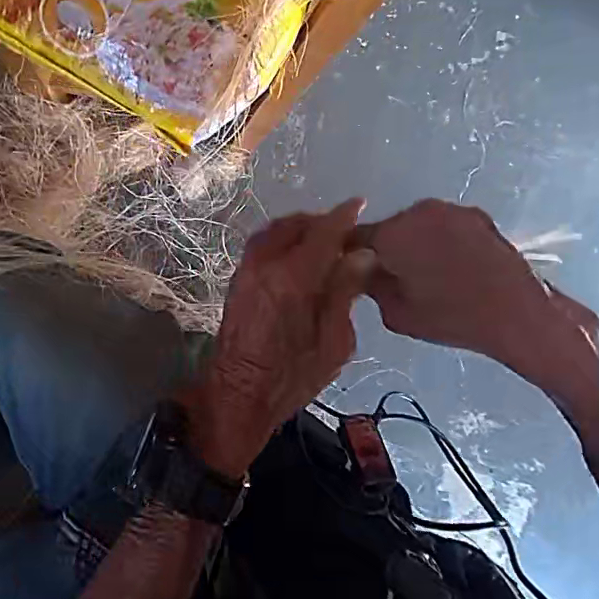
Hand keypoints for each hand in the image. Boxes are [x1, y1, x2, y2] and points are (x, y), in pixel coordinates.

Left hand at [181, 199, 375, 476]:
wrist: (238, 393)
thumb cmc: (292, 376)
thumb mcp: (333, 341)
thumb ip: (344, 291)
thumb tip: (360, 255)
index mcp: (293, 279)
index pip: (322, 234)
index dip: (343, 217)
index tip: (359, 205)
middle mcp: (265, 265)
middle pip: (294, 225)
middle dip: (321, 221)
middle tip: (345, 230)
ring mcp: (247, 270)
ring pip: (274, 230)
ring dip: (299, 228)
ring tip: (324, 240)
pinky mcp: (238, 279)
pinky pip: (263, 243)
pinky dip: (283, 238)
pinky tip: (300, 255)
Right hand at [355, 199, 596, 389]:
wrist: (520, 314)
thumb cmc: (452, 318)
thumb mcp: (395, 313)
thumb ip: (369, 285)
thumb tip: (359, 268)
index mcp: (391, 233)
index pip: (353, 236)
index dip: (349, 254)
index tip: (354, 271)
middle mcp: (418, 211)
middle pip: (387, 227)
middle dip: (386, 248)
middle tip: (396, 276)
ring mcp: (451, 210)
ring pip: (417, 224)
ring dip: (416, 242)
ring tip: (429, 273)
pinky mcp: (477, 215)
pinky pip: (445, 225)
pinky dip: (442, 240)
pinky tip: (454, 266)